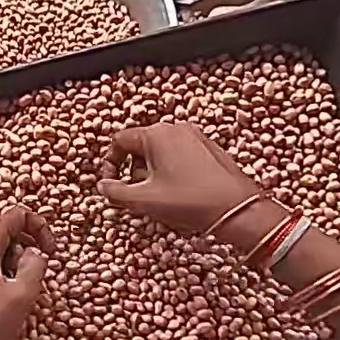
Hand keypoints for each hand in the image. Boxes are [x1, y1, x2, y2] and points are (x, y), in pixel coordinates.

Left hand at [0, 206, 54, 339]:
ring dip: (16, 261)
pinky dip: (2, 271)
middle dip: (29, 245)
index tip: (51, 250)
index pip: (15, 216)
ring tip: (24, 286)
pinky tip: (8, 294)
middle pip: (5, 231)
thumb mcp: (23, 293)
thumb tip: (36, 253)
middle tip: (42, 268)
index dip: (40, 227)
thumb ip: (36, 265)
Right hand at [96, 122, 262, 232]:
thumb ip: (115, 192)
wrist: (236, 210)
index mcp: (156, 134)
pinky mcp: (208, 150)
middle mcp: (175, 129)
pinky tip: (178, 195)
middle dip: (133, 171)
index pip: (119, 140)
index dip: (110, 164)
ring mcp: (194, 137)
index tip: (112, 184)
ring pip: (159, 152)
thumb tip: (103, 186)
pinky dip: (170, 173)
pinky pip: (178, 157)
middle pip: (139, 146)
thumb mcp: (143, 200)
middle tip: (137, 196)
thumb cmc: (189, 201)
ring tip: (159, 198)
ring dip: (151, 174)